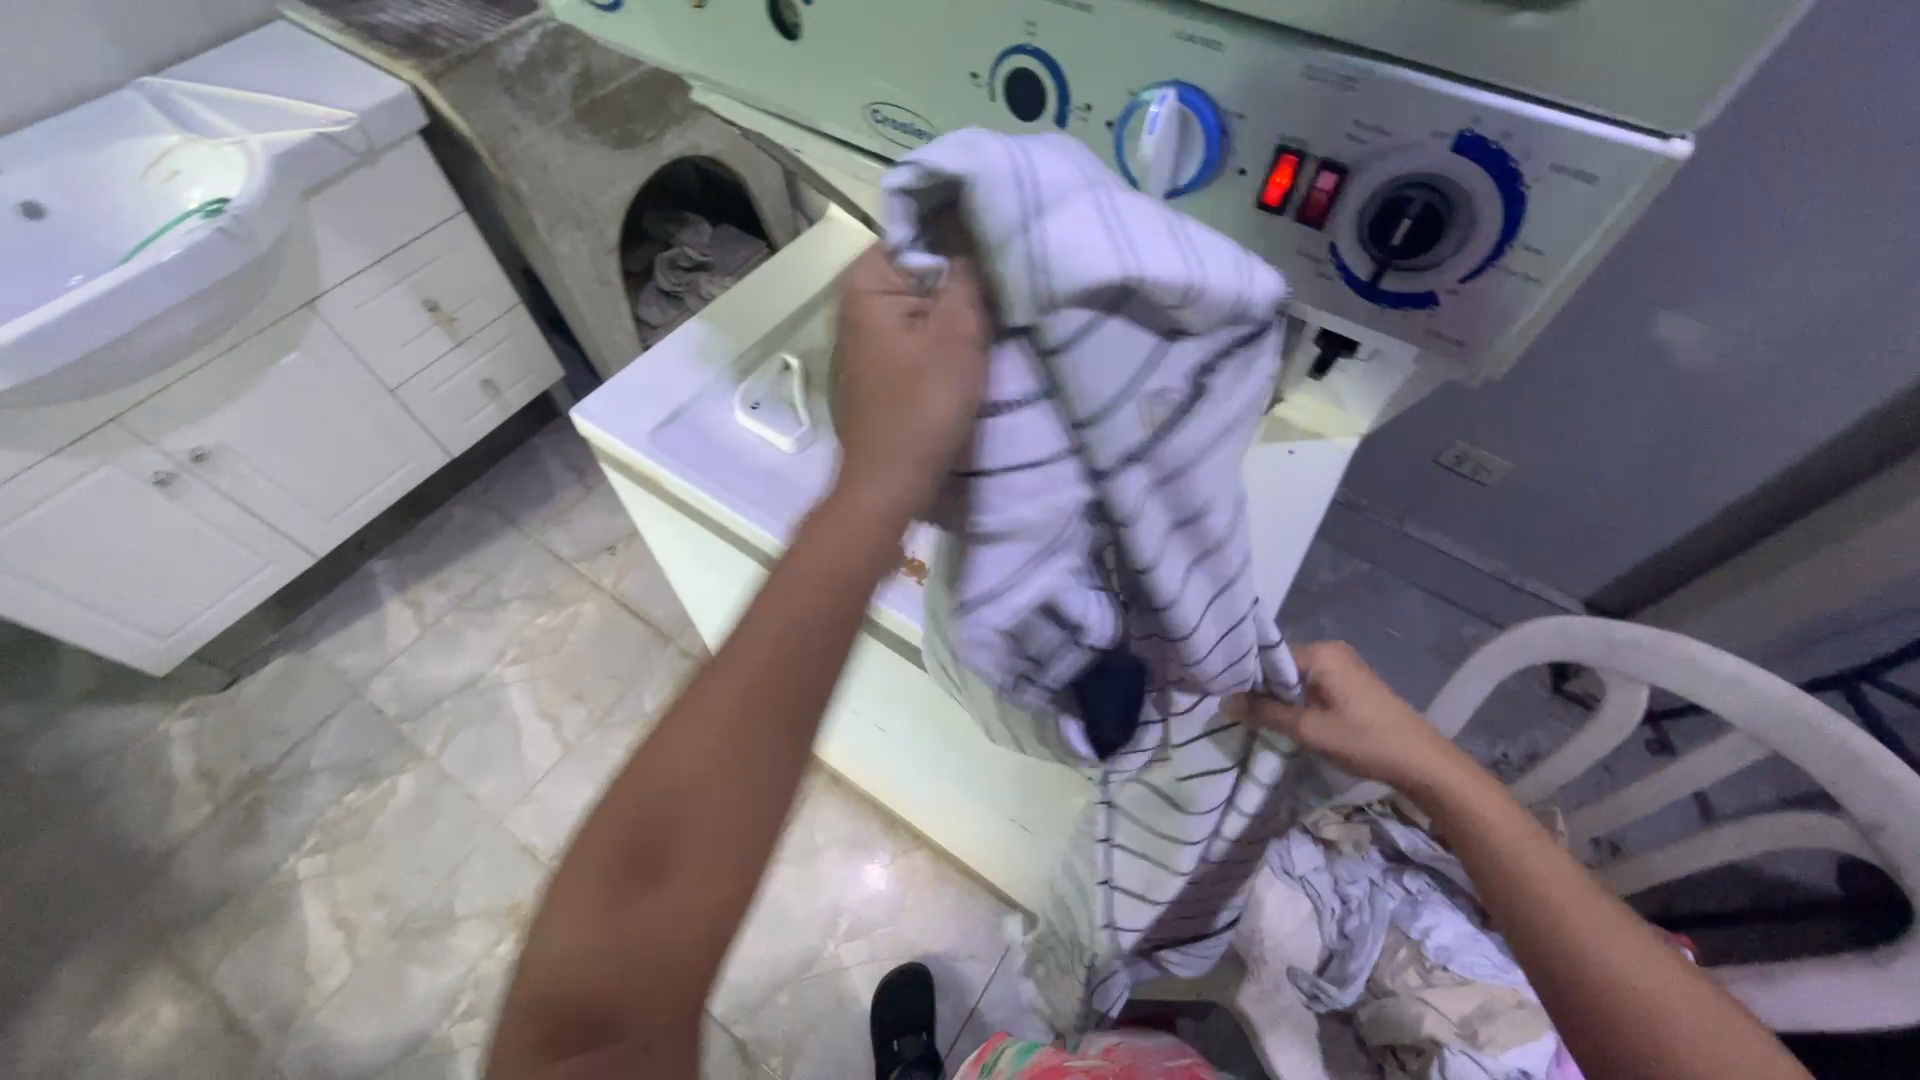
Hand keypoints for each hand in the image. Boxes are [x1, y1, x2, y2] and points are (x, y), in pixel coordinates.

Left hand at [829, 245, 989, 523]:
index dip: (959, 230)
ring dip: (958, 306)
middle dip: (962, 271)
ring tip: (999, 305)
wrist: (892, 481)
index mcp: (867, 283)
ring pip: (925, 301)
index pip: (917, 228)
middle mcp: (860, 301)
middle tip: (1007, 276)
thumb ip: (967, 275)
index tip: (1000, 237)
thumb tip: (974, 229)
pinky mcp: (884, 365)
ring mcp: (870, 336)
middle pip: (922, 265)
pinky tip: (976, 340)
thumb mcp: (958, 333)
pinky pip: (921, 332)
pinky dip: (946, 332)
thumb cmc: (923, 405)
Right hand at [1227, 641, 1472, 793]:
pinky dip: (1296, 701)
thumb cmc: (1365, 741)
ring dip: (1278, 698)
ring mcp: (1343, 666)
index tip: (1226, 699)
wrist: (1423, 763)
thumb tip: (1224, 702)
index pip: (1268, 657)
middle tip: (1237, 713)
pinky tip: (1286, 720)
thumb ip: (1265, 713)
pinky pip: (1310, 685)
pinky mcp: (1350, 684)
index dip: (1245, 679)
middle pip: (1280, 666)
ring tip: (1256, 718)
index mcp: (1321, 653)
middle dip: (1260, 689)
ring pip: (1294, 678)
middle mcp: (1331, 651)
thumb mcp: (1309, 730)